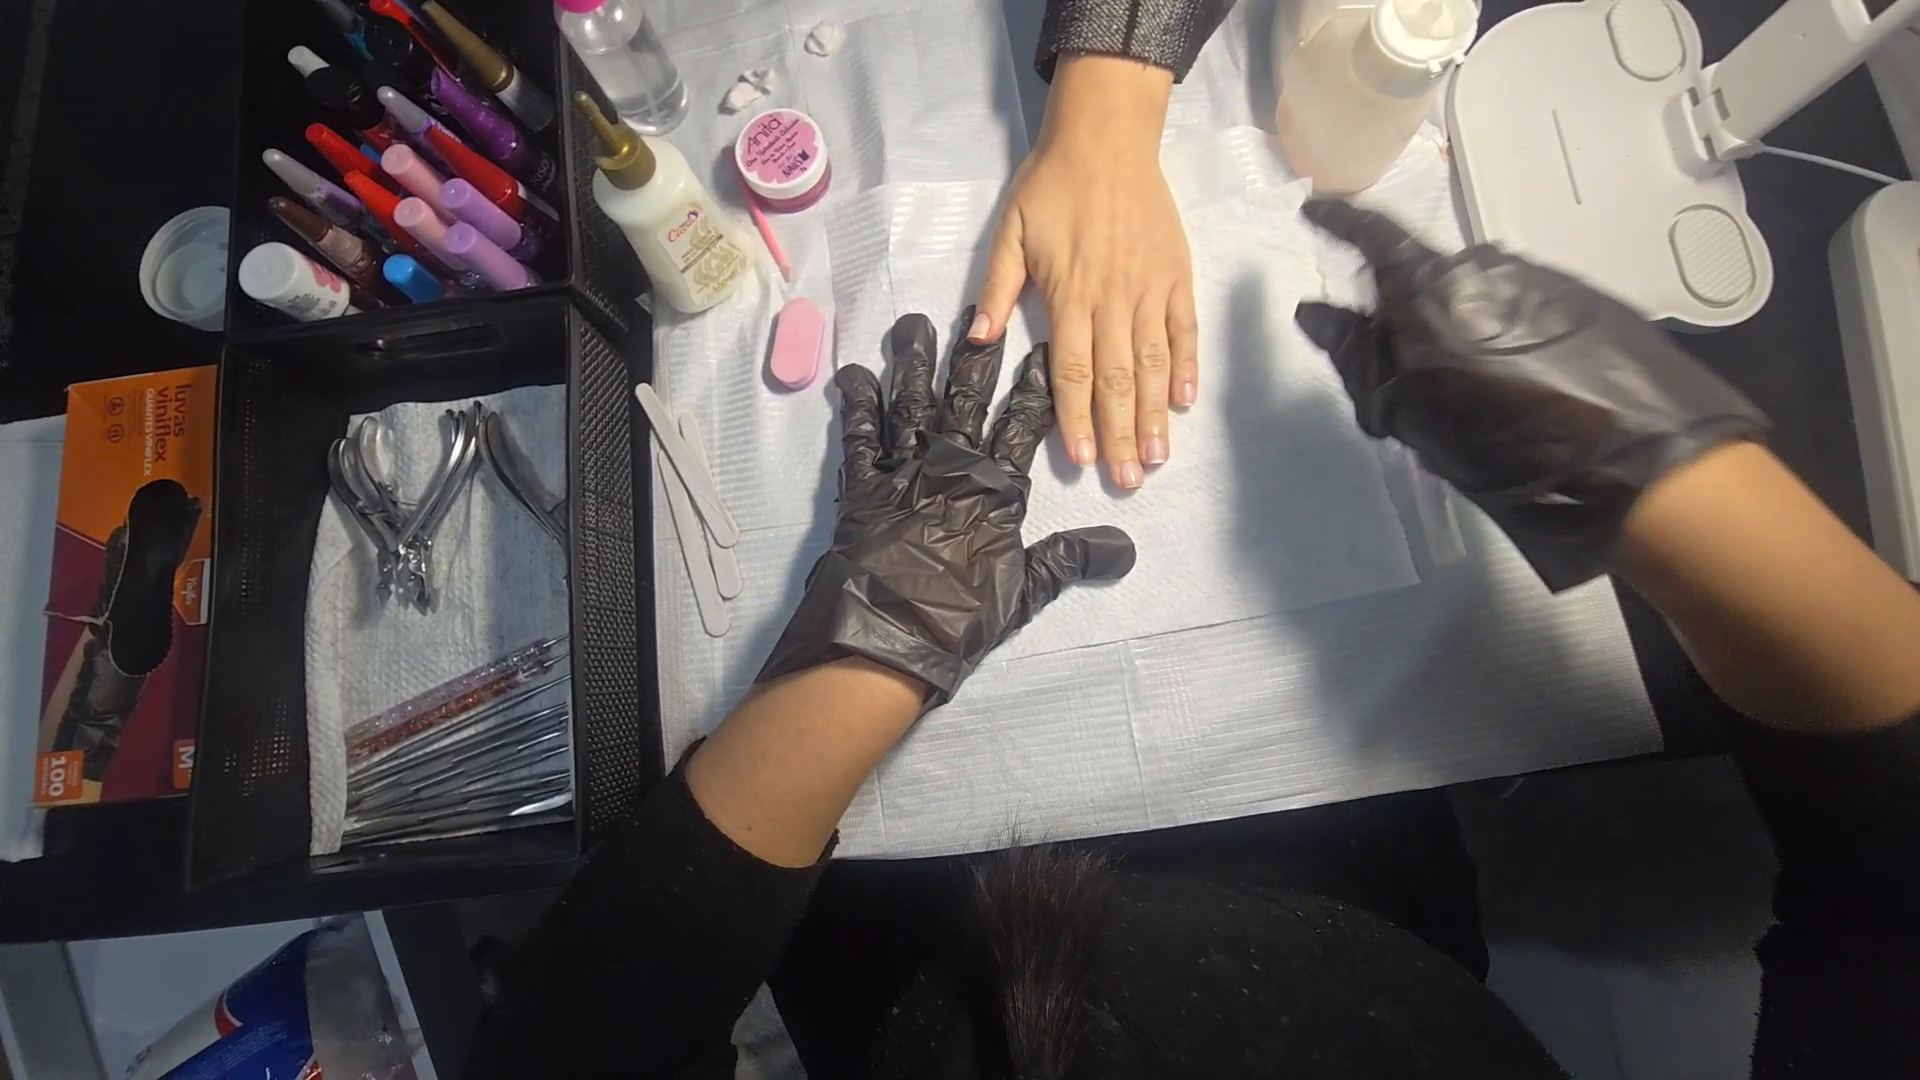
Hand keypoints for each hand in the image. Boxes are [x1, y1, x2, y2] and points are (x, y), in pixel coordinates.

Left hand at [758, 311, 1137, 702]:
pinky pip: (859, 437)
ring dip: (913, 364)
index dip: (1036, 387)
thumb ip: (1068, 559)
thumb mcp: (1023, 592)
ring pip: (911, 405)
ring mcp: (903, 471)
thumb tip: (1124, 548)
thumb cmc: (962, 617)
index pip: (1023, 425)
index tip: (1044, 348)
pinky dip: (854, 406)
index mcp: (993, 489)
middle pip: (965, 400)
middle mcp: (950, 466)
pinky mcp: (862, 487)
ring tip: (914, 326)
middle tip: (977, 318)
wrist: (892, 639)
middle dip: (974, 357)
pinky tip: (851, 375)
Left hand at [971, 53, 1196, 489]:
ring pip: (1154, 363)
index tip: (1084, 460)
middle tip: (1129, 481)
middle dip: (1122, 434)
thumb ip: (996, 288)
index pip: (1072, 371)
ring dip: (1157, 414)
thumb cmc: (1052, 187)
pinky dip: (1188, 365)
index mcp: (1071, 295)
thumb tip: (977, 338)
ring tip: (1159, 458)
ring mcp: (1150, 290)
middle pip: (1117, 380)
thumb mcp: (1011, 232)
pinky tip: (1188, 402)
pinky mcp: (1177, 275)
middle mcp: (1114, 300)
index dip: (1077, 419)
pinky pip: (1185, 329)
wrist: (1107, 136)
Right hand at [1295, 199, 1768, 589]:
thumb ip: (1355, 355)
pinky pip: (1511, 305)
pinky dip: (1489, 334)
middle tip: (1395, 372)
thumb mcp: (1405, 410)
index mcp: (1433, 288)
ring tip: (1459, 390)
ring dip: (1449, 328)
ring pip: (1467, 293)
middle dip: (1398, 313)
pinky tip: (1506, 382)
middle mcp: (1485, 266)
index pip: (1375, 236)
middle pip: (1420, 276)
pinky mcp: (1582, 298)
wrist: (1635, 461)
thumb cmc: (1496, 442)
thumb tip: (1311, 311)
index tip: (1312, 210)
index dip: (1338, 221)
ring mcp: (1539, 278)